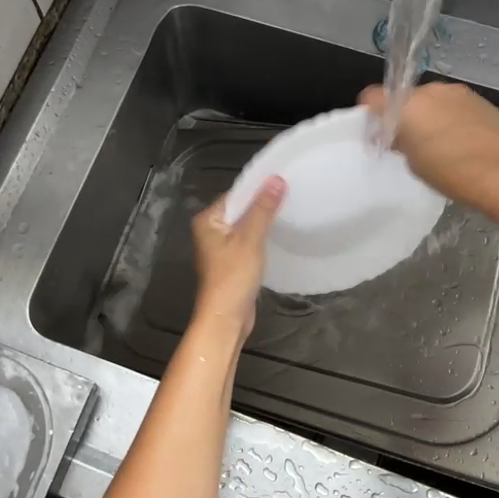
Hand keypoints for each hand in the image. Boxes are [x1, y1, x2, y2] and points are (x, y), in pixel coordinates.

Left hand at [191, 177, 285, 339]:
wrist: (226, 318)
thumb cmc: (233, 276)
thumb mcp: (250, 238)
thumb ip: (263, 208)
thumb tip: (276, 179)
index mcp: (207, 220)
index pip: (235, 195)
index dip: (257, 188)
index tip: (282, 180)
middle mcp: (210, 230)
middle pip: (240, 210)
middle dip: (263, 204)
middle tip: (291, 194)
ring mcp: (220, 248)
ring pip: (246, 227)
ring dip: (264, 222)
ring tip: (289, 211)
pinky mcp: (232, 262)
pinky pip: (249, 242)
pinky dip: (262, 238)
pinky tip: (279, 235)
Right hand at [359, 83, 498, 206]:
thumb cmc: (453, 173)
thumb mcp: (413, 163)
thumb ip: (400, 142)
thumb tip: (399, 136)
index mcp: (407, 104)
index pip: (372, 96)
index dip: (370, 114)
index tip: (378, 135)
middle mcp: (432, 90)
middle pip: (405, 97)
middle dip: (403, 116)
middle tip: (409, 145)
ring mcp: (460, 93)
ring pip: (432, 101)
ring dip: (429, 117)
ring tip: (439, 147)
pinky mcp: (482, 101)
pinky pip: (454, 106)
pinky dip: (452, 119)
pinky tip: (463, 144)